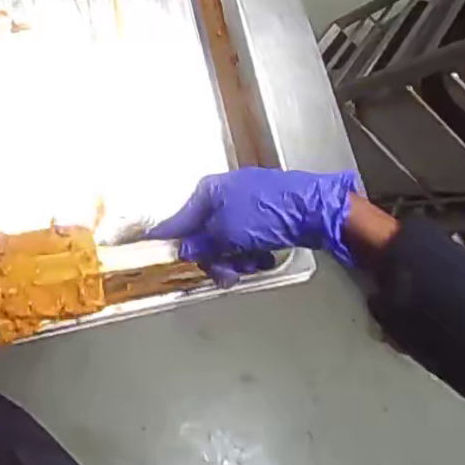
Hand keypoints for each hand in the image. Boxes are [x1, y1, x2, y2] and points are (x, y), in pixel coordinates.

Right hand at [147, 168, 362, 284]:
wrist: (315, 209)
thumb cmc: (266, 215)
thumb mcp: (227, 233)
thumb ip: (201, 243)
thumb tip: (186, 250)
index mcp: (208, 191)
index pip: (179, 218)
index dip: (166, 236)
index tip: (150, 246)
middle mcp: (224, 194)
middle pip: (204, 233)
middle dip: (215, 257)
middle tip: (227, 273)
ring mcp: (246, 202)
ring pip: (226, 239)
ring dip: (236, 257)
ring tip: (253, 264)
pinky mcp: (265, 214)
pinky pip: (246, 238)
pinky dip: (251, 251)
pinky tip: (264, 257)